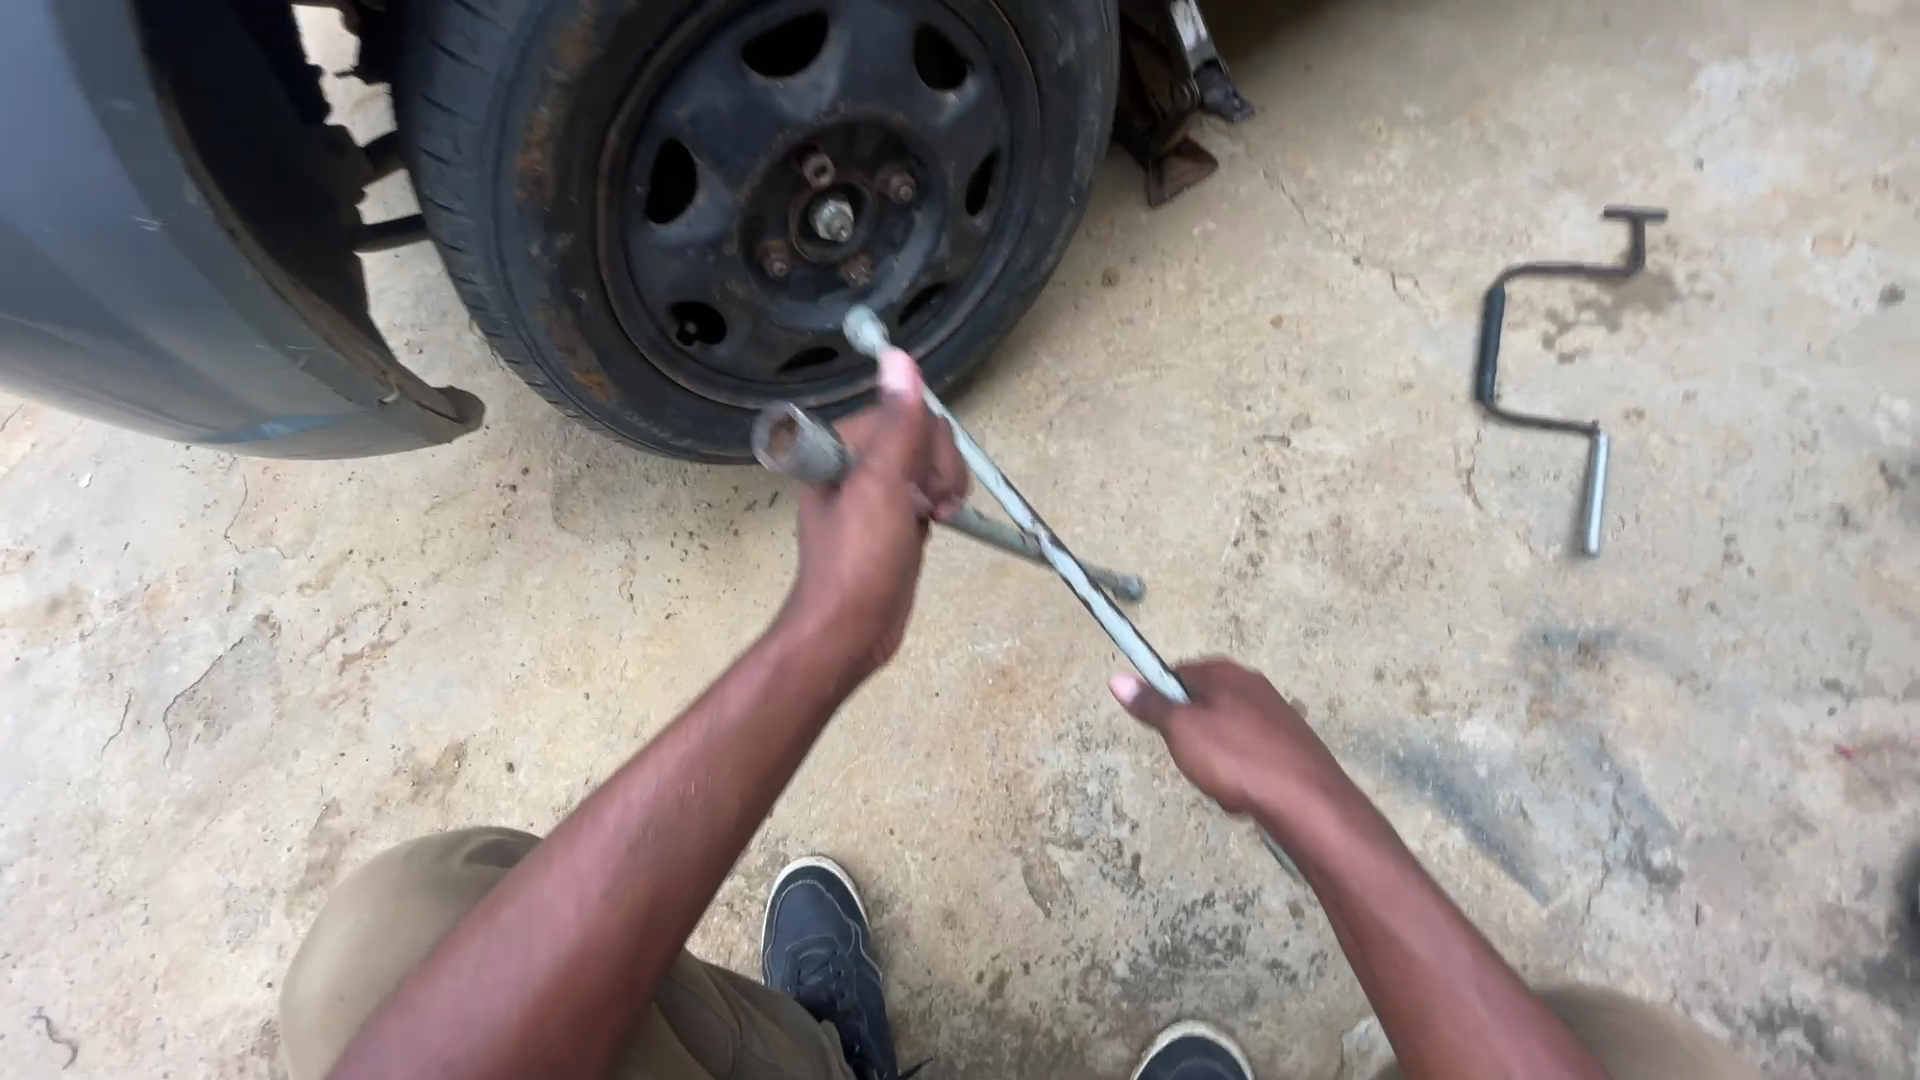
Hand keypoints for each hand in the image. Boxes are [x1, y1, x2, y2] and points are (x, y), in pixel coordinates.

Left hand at [784, 347, 967, 676]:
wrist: (850, 630)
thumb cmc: (861, 560)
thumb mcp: (881, 487)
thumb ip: (897, 425)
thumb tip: (899, 357)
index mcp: (842, 447)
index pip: (904, 415)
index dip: (925, 447)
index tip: (923, 487)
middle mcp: (856, 464)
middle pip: (921, 437)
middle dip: (938, 470)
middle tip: (931, 508)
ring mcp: (875, 493)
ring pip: (928, 465)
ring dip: (944, 488)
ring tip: (937, 520)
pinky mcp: (893, 519)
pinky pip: (926, 492)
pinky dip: (938, 506)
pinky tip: (936, 525)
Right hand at [1109, 660, 1347, 817]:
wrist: (1308, 802)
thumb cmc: (1237, 758)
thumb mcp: (1181, 730)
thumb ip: (1150, 705)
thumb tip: (1117, 678)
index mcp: (1225, 673)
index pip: (1176, 674)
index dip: (1163, 702)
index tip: (1162, 730)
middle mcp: (1252, 686)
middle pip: (1202, 706)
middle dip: (1191, 737)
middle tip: (1191, 760)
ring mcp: (1276, 716)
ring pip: (1224, 735)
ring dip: (1214, 761)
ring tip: (1220, 784)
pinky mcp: (1291, 747)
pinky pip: (1249, 756)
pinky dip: (1241, 774)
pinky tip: (1244, 794)